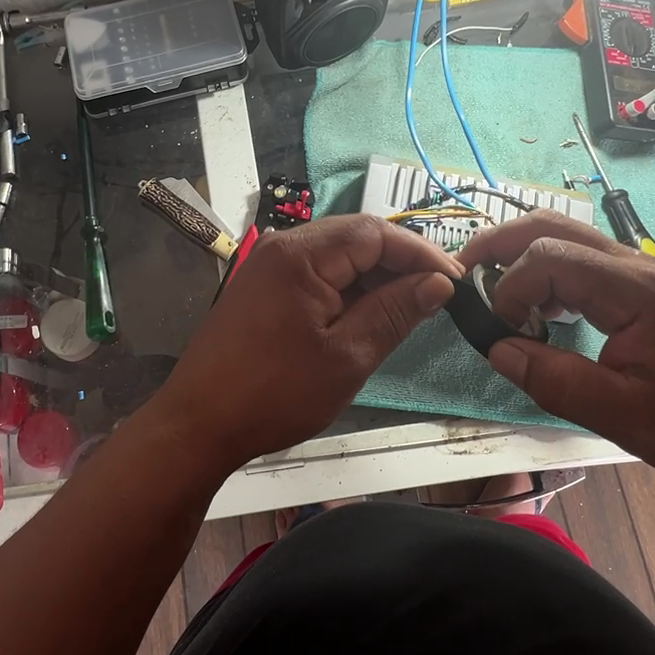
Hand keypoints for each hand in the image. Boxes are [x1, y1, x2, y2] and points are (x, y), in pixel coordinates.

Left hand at [145, 215, 461, 473]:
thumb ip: (394, 312)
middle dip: (400, 263)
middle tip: (439, 295)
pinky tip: (368, 314)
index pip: (375, 232)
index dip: (419, 252)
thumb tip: (437, 284)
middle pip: (355, 238)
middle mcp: (283, 247)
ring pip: (337, 257)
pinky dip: (347, 290)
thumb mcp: (347, 356)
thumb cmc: (275, 392)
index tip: (455, 281)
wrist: (199, 423)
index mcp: (301, 254)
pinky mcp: (263, 288)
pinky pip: (316, 274)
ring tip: (411, 308)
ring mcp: (269, 266)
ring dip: (374, 278)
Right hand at [457, 211, 654, 490]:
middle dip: (500, 244)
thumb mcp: (621, 416)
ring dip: (522, 255)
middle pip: (552, 226)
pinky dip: (548, 271)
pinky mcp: (645, 288)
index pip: (549, 256)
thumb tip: (496, 347)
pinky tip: (543, 309)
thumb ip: (553, 380)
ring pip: (567, 236)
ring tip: (496, 293)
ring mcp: (643, 273)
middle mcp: (638, 267)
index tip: (501, 329)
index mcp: (636, 290)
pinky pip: (584, 259)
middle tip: (464, 273)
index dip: (510, 286)